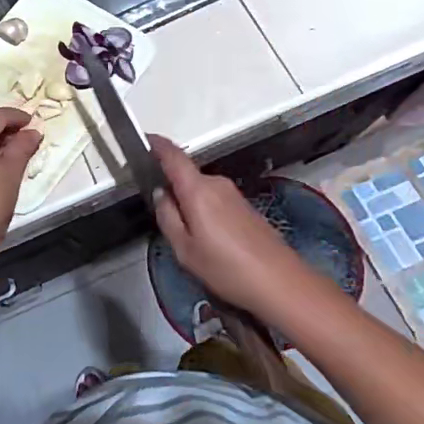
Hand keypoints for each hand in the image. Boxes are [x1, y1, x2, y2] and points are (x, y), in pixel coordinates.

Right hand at [150, 135, 315, 319]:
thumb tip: (160, 194)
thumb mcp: (185, 249)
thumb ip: (167, 217)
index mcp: (198, 189)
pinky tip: (207, 239)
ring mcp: (234, 195)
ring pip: (201, 190)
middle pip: (187, 176)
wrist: (279, 282)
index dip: (156, 145)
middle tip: (161, 217)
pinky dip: (204, 211)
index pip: (173, 156)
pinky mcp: (245, 208)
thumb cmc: (227, 268)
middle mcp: (217, 184)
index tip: (144, 142)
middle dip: (171, 189)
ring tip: (185, 237)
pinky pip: (215, 201)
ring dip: (189, 204)